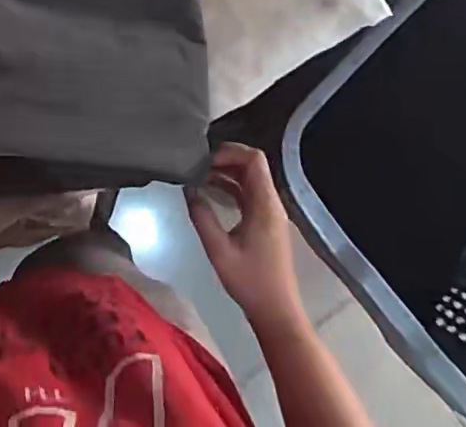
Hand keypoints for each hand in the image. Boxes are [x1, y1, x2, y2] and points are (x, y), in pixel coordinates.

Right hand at [186, 143, 304, 327]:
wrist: (277, 313)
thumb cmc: (250, 282)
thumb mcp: (219, 250)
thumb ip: (202, 216)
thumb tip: (188, 189)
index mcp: (265, 204)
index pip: (254, 159)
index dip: (229, 152)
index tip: (205, 160)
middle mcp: (271, 203)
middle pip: (251, 165)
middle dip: (225, 158)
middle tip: (198, 164)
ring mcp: (269, 212)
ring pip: (249, 178)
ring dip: (226, 172)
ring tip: (199, 174)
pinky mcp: (265, 222)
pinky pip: (248, 193)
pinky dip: (229, 186)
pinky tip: (209, 191)